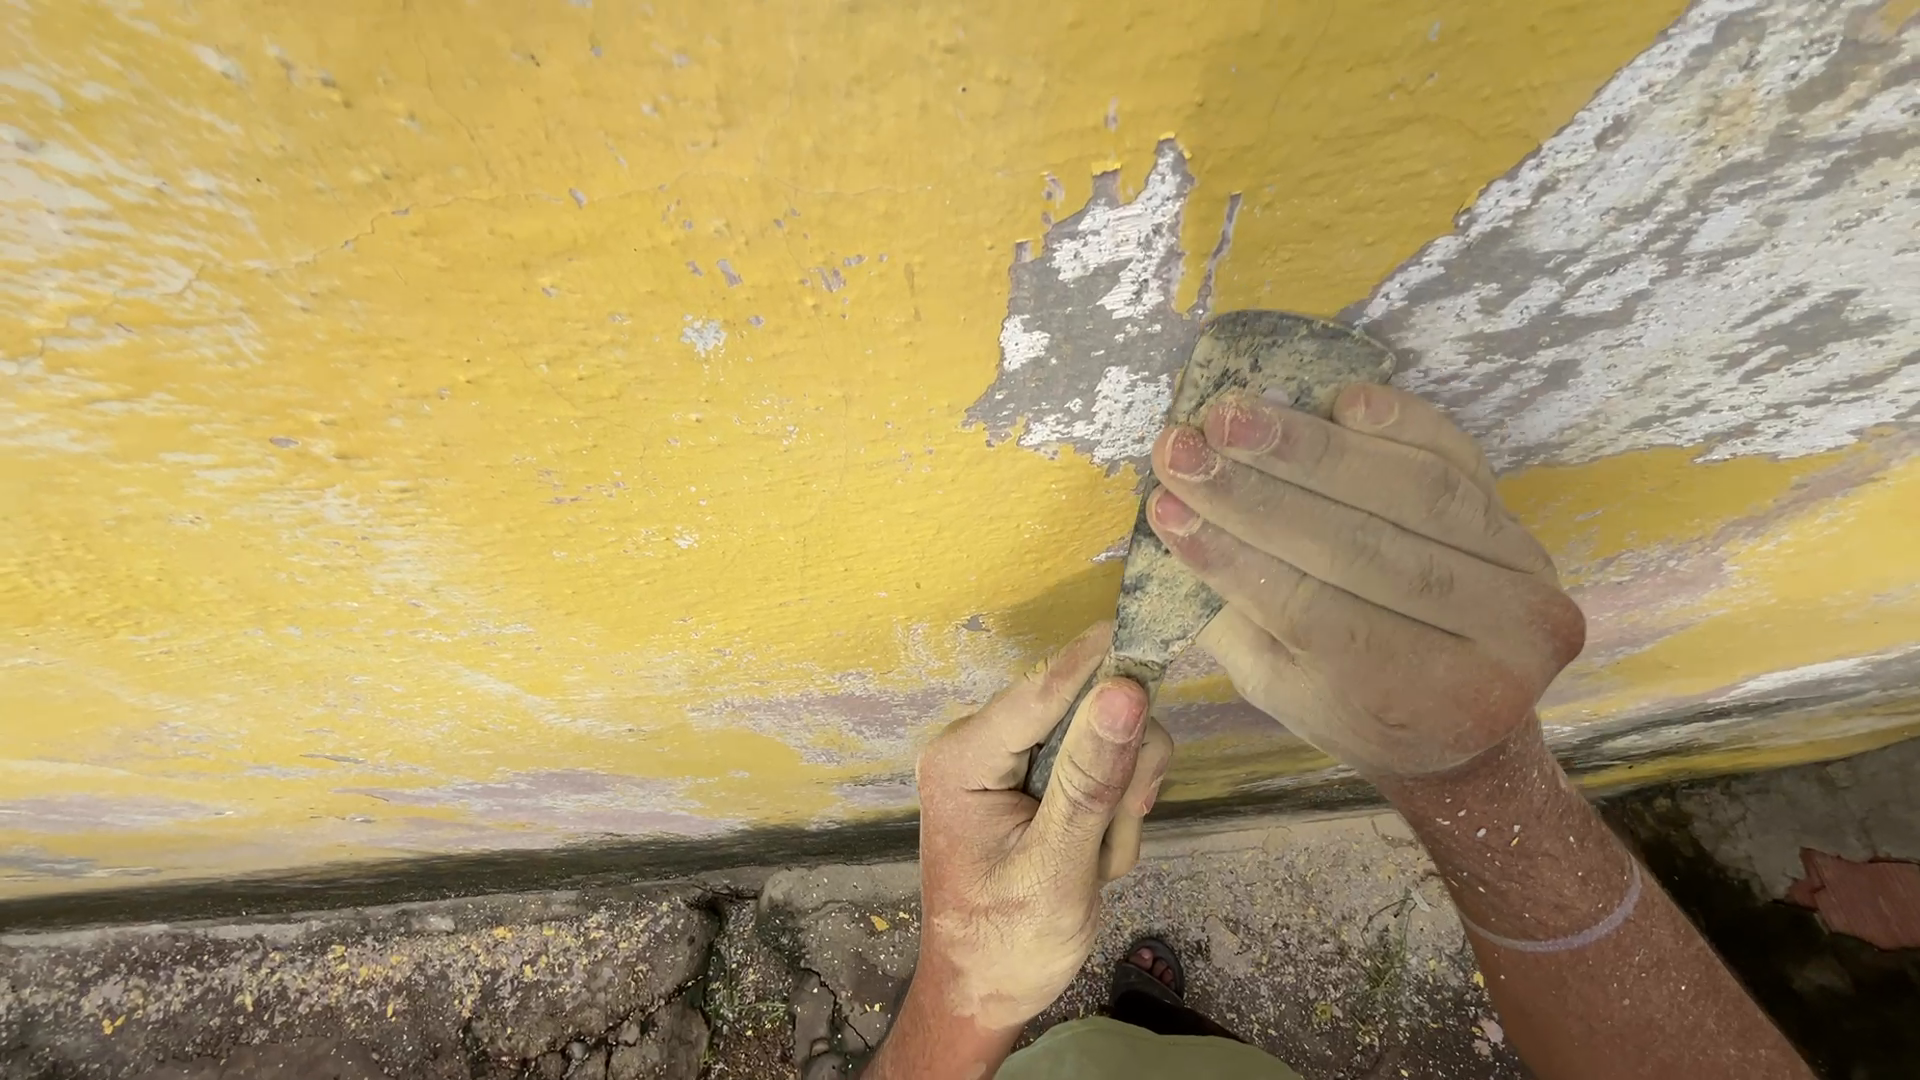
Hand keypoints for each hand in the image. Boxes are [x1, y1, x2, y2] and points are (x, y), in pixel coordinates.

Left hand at [910, 622, 1173, 1034]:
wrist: (983, 990)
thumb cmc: (1008, 942)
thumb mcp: (1057, 868)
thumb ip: (1091, 779)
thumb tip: (1124, 690)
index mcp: (964, 756)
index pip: (1041, 690)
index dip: (1097, 660)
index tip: (1146, 625)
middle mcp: (980, 741)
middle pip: (1078, 709)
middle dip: (1116, 768)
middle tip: (1120, 830)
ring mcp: (1007, 756)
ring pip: (1097, 735)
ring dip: (1116, 798)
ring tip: (1097, 859)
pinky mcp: (1031, 773)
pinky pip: (1093, 762)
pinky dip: (1109, 806)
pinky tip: (1092, 853)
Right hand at [1146, 384, 1583, 777]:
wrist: (1460, 718)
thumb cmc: (1346, 706)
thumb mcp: (1274, 684)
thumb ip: (1233, 610)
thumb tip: (1179, 520)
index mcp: (1407, 699)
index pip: (1308, 609)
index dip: (1231, 554)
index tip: (1165, 507)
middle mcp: (1489, 641)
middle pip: (1359, 545)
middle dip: (1256, 492)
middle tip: (1184, 450)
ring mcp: (1522, 575)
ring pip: (1412, 492)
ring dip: (1309, 447)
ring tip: (1232, 416)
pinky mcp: (1523, 522)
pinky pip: (1458, 456)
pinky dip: (1397, 421)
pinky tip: (1335, 399)